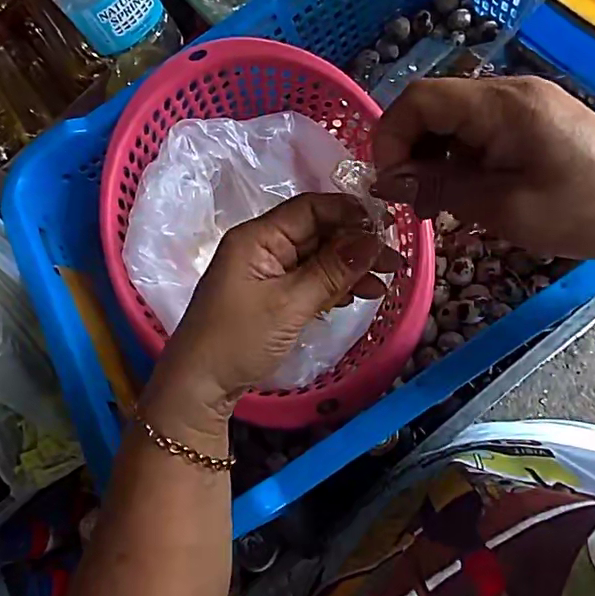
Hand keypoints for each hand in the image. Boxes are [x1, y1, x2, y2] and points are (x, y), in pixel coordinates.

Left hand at [146, 193, 402, 447]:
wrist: (199, 387)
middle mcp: (262, 247)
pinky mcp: (272, 295)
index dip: (349, 213)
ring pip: (317, 257)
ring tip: (385, 282)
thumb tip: (373, 239)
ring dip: (350, 268)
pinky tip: (361, 294)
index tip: (387, 227)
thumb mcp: (289, 304)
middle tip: (395, 261)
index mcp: (257, 237)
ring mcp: (266, 272)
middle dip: (356, 244)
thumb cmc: (238, 340)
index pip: (309, 208)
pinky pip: (309, 280)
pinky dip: (334, 286)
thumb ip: (332, 270)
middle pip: (316, 232)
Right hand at [370, 77, 594, 267]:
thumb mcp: (503, 208)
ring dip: (432, 157)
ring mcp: (523, 104)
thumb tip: (384, 183)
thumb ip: (437, 189)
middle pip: (432, 106)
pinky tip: (465, 192)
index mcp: (502, 103)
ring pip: (451, 120)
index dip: (390, 137)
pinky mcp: (533, 121)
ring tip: (435, 202)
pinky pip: (477, 131)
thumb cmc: (586, 212)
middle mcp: (509, 91)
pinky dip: (458, 159)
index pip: (418, 99)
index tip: (387, 183)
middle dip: (408, 149)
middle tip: (409, 199)